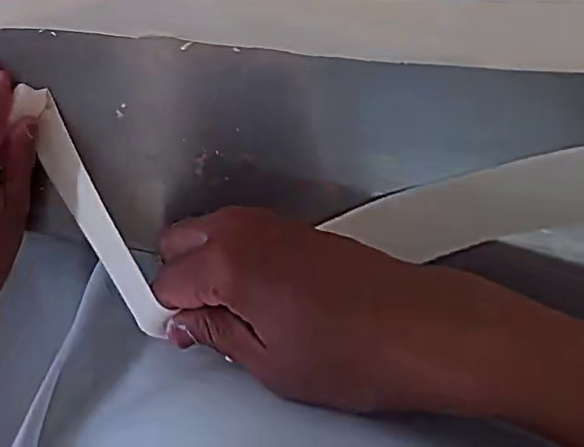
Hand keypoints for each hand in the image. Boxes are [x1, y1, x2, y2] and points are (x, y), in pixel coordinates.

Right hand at [151, 206, 583, 417]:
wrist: (419, 327)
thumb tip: (186, 322)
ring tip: (238, 314)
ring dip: (203, 265)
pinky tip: (262, 296)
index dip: (164, 311)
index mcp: (226, 261)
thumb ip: (213, 333)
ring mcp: (263, 219)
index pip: (164, 280)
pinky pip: (235, 231)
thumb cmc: (358, 347)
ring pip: (203, 232)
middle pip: (175, 242)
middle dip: (177, 279)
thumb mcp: (269, 363)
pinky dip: (231, 255)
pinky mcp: (284, 221)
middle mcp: (239, 228)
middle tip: (199, 322)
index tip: (174, 329)